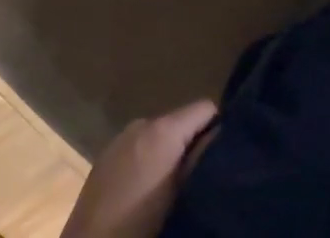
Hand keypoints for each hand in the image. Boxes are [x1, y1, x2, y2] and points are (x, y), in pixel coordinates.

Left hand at [61, 100, 216, 237]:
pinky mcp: (106, 154)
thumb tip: (222, 134)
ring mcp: (121, 137)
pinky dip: (150, 158)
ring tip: (174, 184)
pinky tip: (148, 187)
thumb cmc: (141, 221)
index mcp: (163, 129)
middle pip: (182, 120)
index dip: (219, 127)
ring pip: (161, 134)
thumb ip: (203, 158)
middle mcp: (142, 122)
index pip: (205, 108)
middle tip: (200, 174)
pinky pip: (140, 145)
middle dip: (193, 142)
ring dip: (171, 151)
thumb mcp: (182, 192)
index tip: (223, 153)